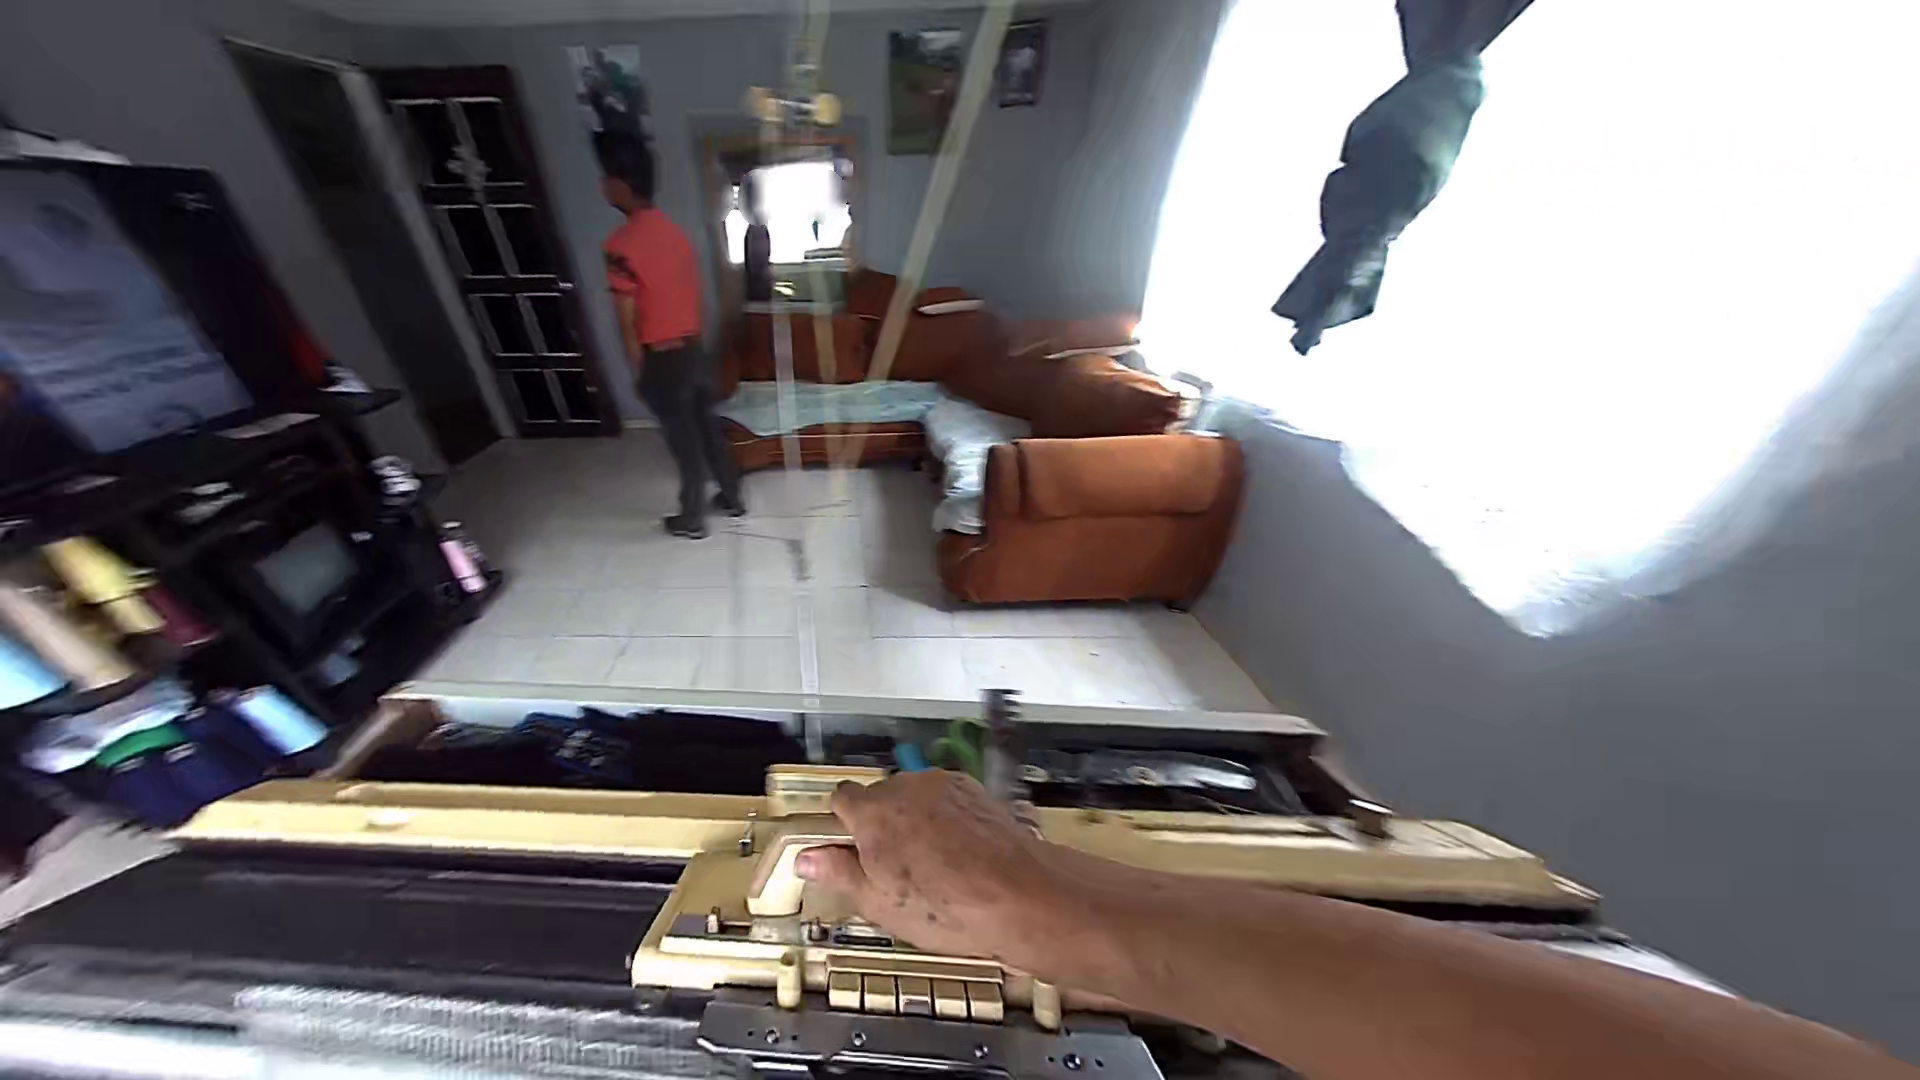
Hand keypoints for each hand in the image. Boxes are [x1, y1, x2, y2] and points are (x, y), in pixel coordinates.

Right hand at [795, 771, 1081, 970]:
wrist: (1013, 891)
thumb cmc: (944, 906)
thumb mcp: (879, 902)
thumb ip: (838, 872)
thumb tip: (805, 859)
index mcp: (872, 813)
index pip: (841, 797)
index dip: (843, 822)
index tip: (851, 846)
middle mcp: (904, 786)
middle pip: (878, 797)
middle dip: (881, 824)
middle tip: (894, 866)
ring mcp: (939, 783)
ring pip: (912, 795)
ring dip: (913, 817)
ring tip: (931, 861)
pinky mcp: (968, 785)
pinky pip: (942, 795)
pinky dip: (943, 813)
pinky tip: (957, 847)